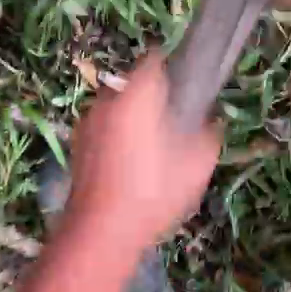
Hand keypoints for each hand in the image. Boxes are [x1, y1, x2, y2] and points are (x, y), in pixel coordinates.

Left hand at [64, 56, 219, 256]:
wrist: (100, 231)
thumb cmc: (152, 194)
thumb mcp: (195, 168)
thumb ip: (208, 136)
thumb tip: (212, 121)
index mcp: (136, 95)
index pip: (153, 59)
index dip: (172, 67)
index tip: (186, 86)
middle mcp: (108, 98)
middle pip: (135, 83)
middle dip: (153, 97)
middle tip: (173, 122)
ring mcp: (88, 119)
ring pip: (118, 106)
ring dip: (133, 116)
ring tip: (151, 148)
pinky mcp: (77, 141)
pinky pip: (104, 125)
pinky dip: (116, 134)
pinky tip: (129, 164)